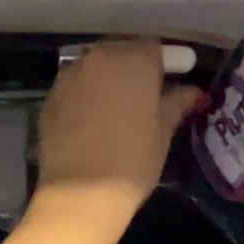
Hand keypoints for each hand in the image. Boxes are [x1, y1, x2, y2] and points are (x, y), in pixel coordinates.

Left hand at [28, 39, 204, 232]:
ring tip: (117, 110)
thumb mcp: (162, 133)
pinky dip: (85, 96)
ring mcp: (70, 76)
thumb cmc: (132, 161)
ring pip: (95, 68)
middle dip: (134, 69)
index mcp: (134, 60)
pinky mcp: (50, 98)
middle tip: (144, 98)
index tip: (172, 83)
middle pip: (122, 52)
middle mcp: (99, 58)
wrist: (79, 195)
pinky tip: (91, 122)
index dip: (165, 64)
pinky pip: (75, 87)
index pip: (154, 48)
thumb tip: (194, 92)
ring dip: (107, 80)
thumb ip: (176, 104)